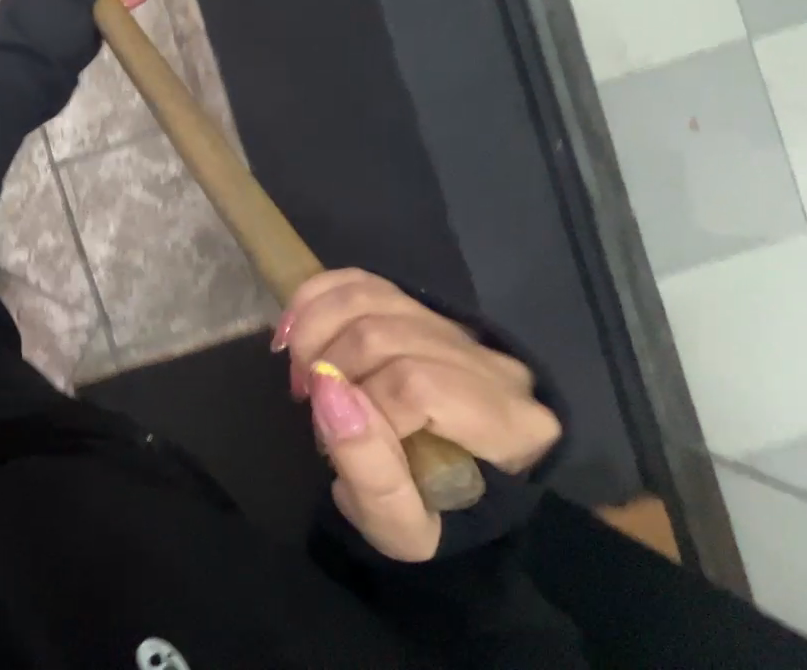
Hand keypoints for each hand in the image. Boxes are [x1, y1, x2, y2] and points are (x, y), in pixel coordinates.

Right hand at [274, 269, 561, 561]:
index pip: (418, 382)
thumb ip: (367, 467)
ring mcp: (459, 332)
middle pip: (386, 335)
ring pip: (368, 298)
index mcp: (510, 426)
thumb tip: (325, 388)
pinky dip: (313, 300)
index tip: (333, 435)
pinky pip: (360, 281)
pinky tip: (296, 333)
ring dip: (312, 330)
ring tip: (302, 370)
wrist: (439, 497)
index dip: (361, 403)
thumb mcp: (396, 525)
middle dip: (326, 365)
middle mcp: (496, 366)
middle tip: (305, 401)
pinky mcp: (422, 311)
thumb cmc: (426, 520)